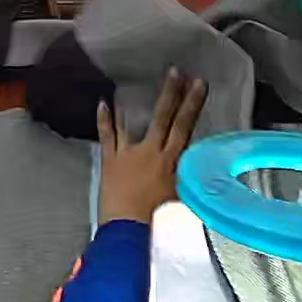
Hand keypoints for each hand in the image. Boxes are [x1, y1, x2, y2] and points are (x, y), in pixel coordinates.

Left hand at [96, 69, 206, 224]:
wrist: (127, 230)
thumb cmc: (159, 220)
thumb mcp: (182, 196)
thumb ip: (189, 175)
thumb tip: (199, 163)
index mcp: (171, 161)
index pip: (184, 126)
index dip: (192, 104)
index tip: (199, 84)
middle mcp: (151, 151)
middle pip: (164, 117)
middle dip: (172, 94)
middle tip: (176, 71)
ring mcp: (128, 154)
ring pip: (135, 123)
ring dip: (140, 103)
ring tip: (140, 82)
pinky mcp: (110, 161)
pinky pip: (107, 137)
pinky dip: (104, 120)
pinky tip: (102, 103)